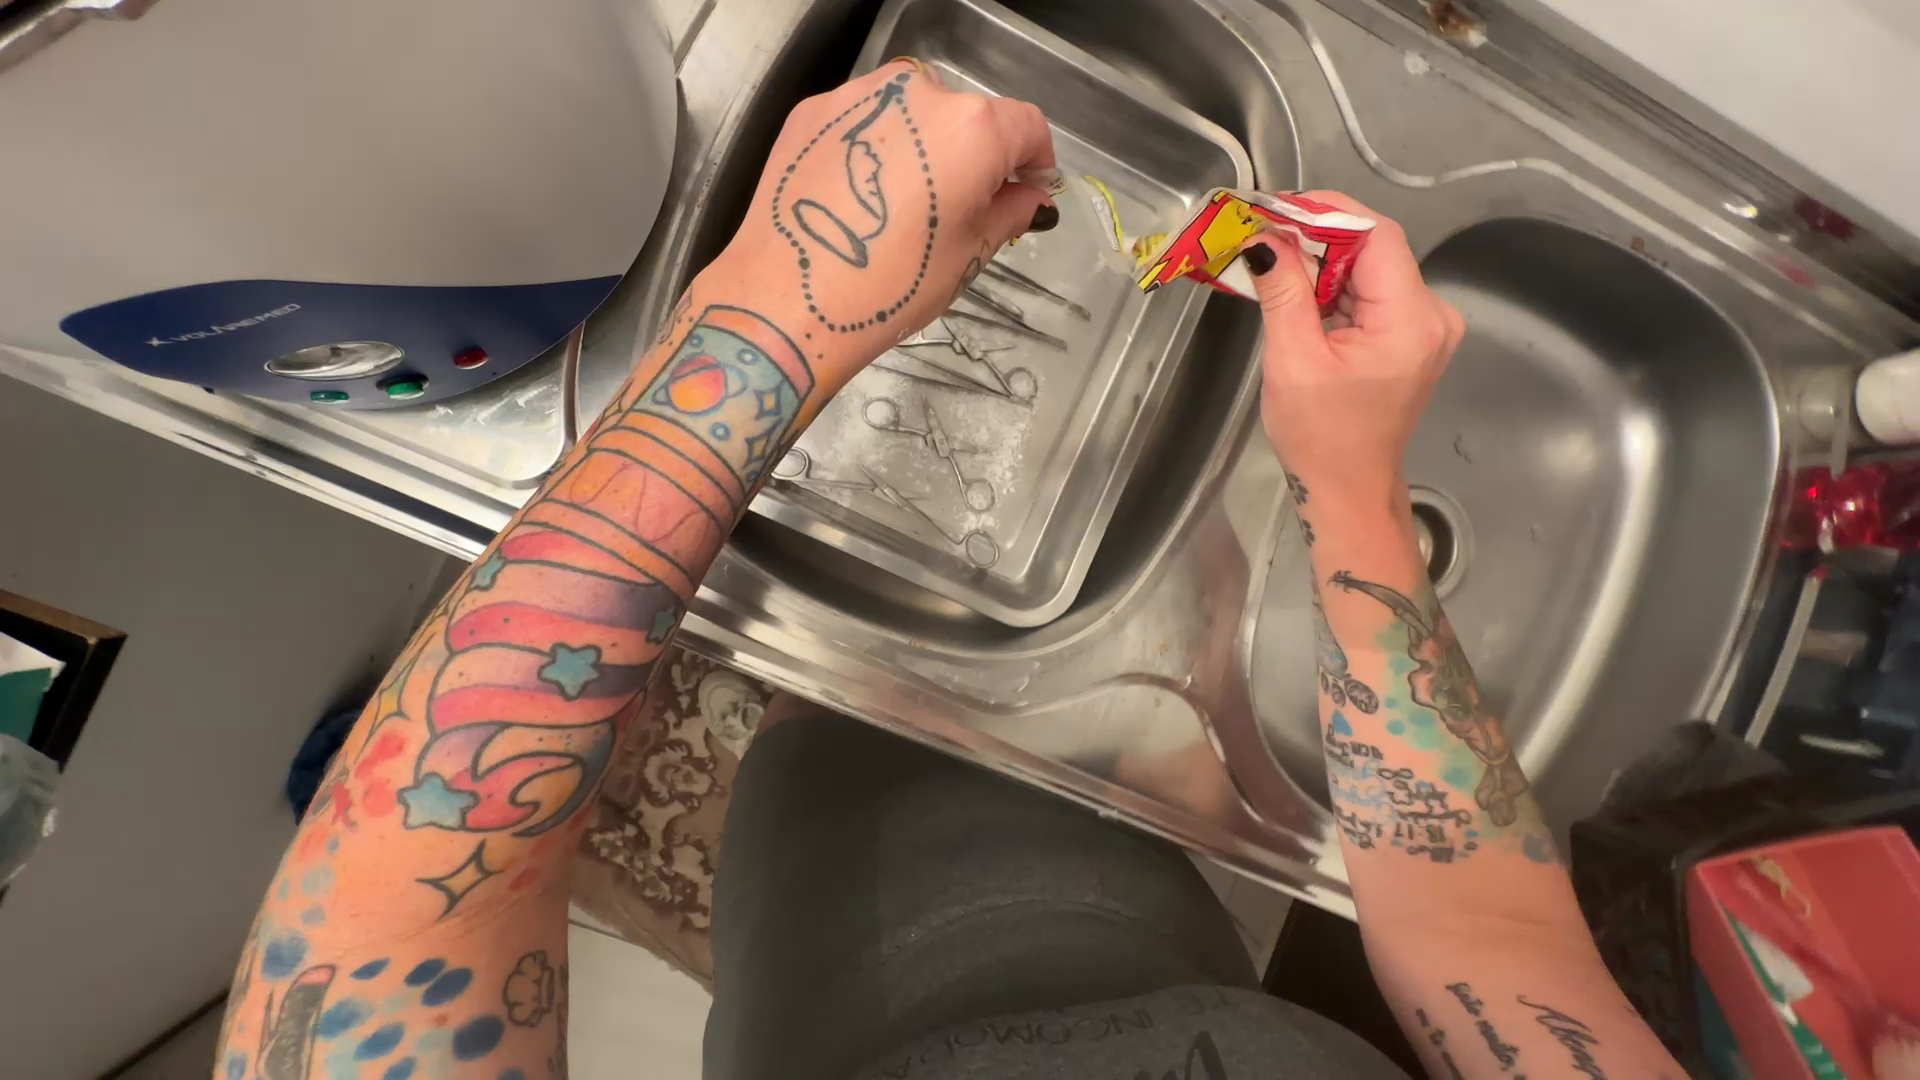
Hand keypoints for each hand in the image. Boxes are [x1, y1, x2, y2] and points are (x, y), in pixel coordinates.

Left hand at [708, 60, 1056, 388]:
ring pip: (914, 114)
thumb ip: (1008, 213)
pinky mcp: (816, 111)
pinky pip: (867, 122)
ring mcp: (861, 96)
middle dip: (975, 158)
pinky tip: (865, 202)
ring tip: (905, 209)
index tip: (1029, 187)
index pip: (1026, 126)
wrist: (790, 299)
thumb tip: (1031, 196)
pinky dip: (880, 150)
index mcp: (970, 129)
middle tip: (961, 212)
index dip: (1035, 160)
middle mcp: (918, 93)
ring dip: (924, 149)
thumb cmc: (890, 287)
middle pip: (968, 117)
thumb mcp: (967, 256)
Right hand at [1243, 191, 1463, 493]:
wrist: (1345, 487)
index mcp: (1410, 319)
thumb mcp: (1292, 361)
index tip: (1280, 207)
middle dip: (1319, 240)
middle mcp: (1432, 314)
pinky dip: (1334, 292)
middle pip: (1375, 252)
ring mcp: (1425, 328)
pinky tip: (1299, 296)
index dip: (1329, 213)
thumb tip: (1263, 240)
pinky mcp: (1410, 340)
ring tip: (1274, 264)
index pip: (1377, 237)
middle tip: (1266, 234)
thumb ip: (1284, 294)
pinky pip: (1370, 298)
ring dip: (1323, 266)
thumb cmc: (1318, 434)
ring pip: (1370, 273)